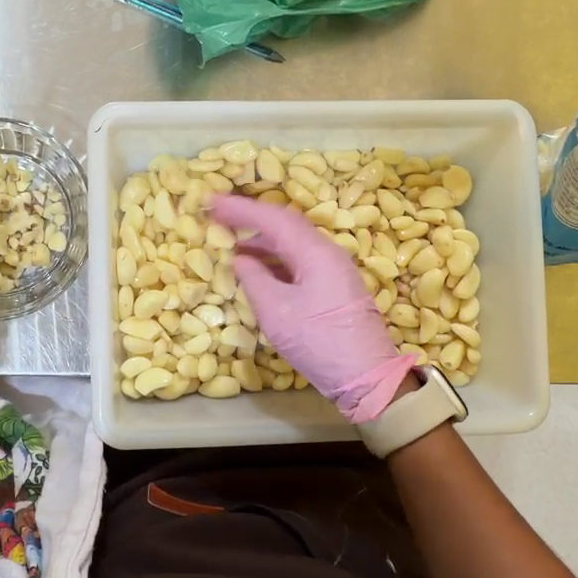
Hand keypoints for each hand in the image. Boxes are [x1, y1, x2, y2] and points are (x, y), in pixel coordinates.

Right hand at [210, 196, 415, 422]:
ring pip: (292, 244)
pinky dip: (273, 258)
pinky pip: (298, 261)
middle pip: (284, 225)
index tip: (211, 201)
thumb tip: (240, 259)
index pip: (272, 218)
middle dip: (250, 219)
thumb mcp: (276, 311)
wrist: (366, 376)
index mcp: (315, 252)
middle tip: (218, 216)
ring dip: (261, 240)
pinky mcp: (333, 288)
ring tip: (231, 243)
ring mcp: (333, 270)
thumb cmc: (319, 342)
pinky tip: (256, 268)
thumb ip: (253, 278)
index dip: (240, 209)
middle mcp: (327, 253)